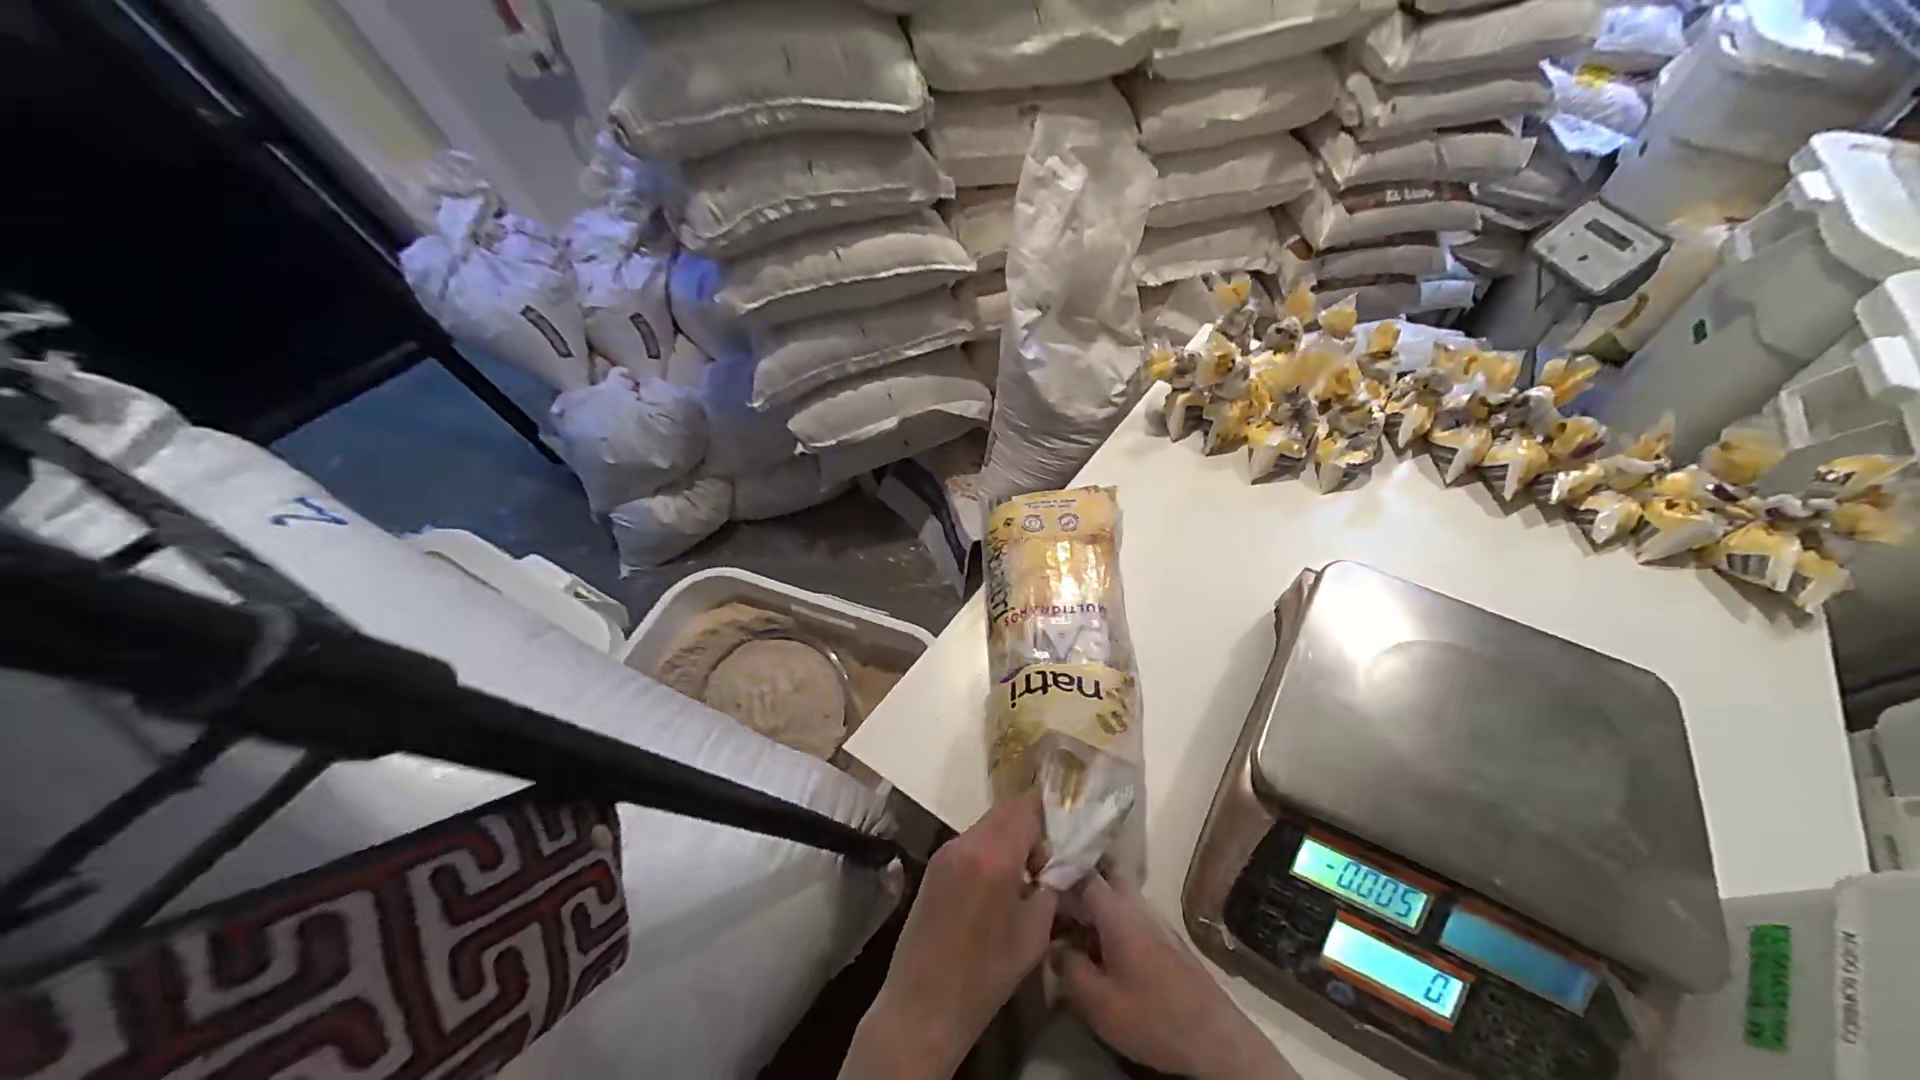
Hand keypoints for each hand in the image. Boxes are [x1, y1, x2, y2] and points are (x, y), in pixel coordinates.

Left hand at [841, 792, 1057, 1079]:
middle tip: (1046, 860)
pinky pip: (970, 842)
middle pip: (1005, 810)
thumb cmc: (987, 976)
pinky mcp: (934, 865)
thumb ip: (1050, 886)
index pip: (1026, 807)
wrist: (923, 1004)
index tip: (1063, 836)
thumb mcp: (1034, 933)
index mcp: (994, 856)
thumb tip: (1057, 863)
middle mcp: (965, 843)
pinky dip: (989, 850)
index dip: (1049, 814)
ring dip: (1009, 838)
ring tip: (1023, 876)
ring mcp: (945, 851)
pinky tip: (997, 886)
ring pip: (987, 825)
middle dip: (1030, 825)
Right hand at [1055, 869, 1300, 1079]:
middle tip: (1052, 894)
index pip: (1080, 869)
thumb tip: (1055, 946)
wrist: (1215, 1039)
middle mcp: (1135, 902)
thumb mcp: (1097, 1002)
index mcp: (1115, 908)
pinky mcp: (1163, 936)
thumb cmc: (1152, 1015)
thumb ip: (1068, 967)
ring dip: (1092, 899)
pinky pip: (1127, 911)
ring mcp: (1153, 917)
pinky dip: (1108, 917)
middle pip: (1103, 871)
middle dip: (1077, 875)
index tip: (1034, 874)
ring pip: (1116, 891)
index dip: (1056, 868)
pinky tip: (1096, 944)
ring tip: (1067, 922)